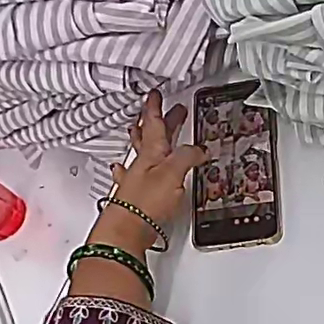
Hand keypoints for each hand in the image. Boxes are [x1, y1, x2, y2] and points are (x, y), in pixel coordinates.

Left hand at [90, 90, 206, 255]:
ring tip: (143, 130)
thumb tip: (199, 150)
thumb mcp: (173, 173)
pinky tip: (124, 168)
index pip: (154, 124)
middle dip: (159, 121)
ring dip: (144, 139)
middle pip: (151, 136)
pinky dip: (132, 168)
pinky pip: (133, 175)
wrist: (127, 229)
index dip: (155, 108)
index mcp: (152, 152)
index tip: (155, 94)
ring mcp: (137, 179)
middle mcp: (143, 163)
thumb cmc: (145, 200)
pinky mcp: (137, 196)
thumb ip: (187, 157)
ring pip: (141, 153)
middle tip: (166, 110)